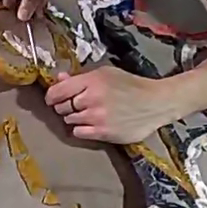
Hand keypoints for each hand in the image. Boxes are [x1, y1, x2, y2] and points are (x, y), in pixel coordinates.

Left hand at [45, 67, 182, 143]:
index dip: (51, 96)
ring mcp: (97, 117)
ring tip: (89, 114)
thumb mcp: (106, 74)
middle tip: (76, 106)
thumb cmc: (130, 86)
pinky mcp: (103, 133)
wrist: (156, 103)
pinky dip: (81, 129)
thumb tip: (58, 78)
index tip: (52, 99)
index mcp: (92, 81)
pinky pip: (78, 133)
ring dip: (75, 118)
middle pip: (62, 107)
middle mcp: (91, 99)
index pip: (58, 90)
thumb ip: (81, 78)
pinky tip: (92, 124)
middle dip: (65, 106)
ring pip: (69, 120)